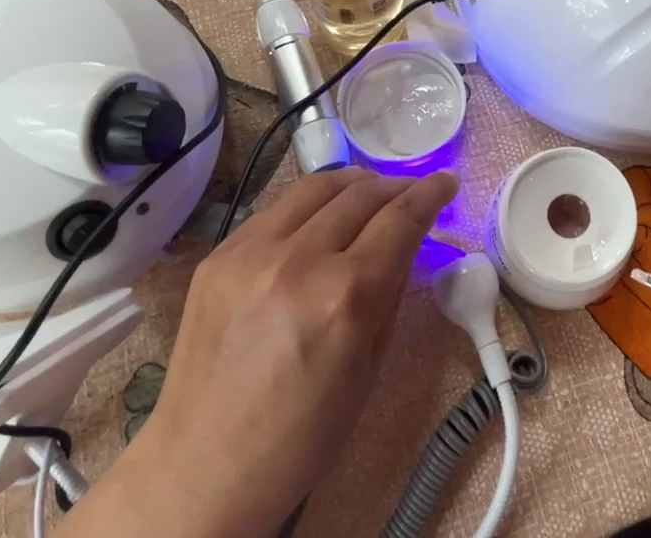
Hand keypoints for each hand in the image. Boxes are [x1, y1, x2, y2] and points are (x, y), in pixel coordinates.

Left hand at [58, 168, 458, 537]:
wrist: (204, 469)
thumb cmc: (302, 436)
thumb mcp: (369, 367)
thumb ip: (390, 293)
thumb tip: (404, 245)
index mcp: (346, 297)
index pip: (400, 219)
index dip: (431, 194)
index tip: (446, 182)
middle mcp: (298, 260)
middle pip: (361, 195)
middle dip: (397, 185)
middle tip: (413, 191)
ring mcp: (250, 253)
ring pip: (315, 188)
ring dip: (354, 184)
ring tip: (371, 192)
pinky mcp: (218, 257)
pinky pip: (275, 211)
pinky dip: (309, 207)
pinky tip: (320, 220)